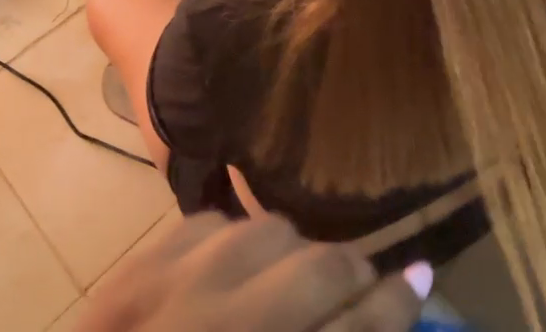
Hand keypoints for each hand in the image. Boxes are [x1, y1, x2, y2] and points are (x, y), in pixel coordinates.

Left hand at [76, 213, 428, 331]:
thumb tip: (408, 285)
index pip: (354, 327)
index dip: (394, 304)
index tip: (420, 275)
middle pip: (317, 270)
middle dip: (349, 273)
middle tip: (352, 289)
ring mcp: (163, 303)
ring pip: (266, 233)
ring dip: (290, 256)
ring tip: (286, 285)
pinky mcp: (125, 282)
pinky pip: (207, 223)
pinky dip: (229, 243)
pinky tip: (227, 273)